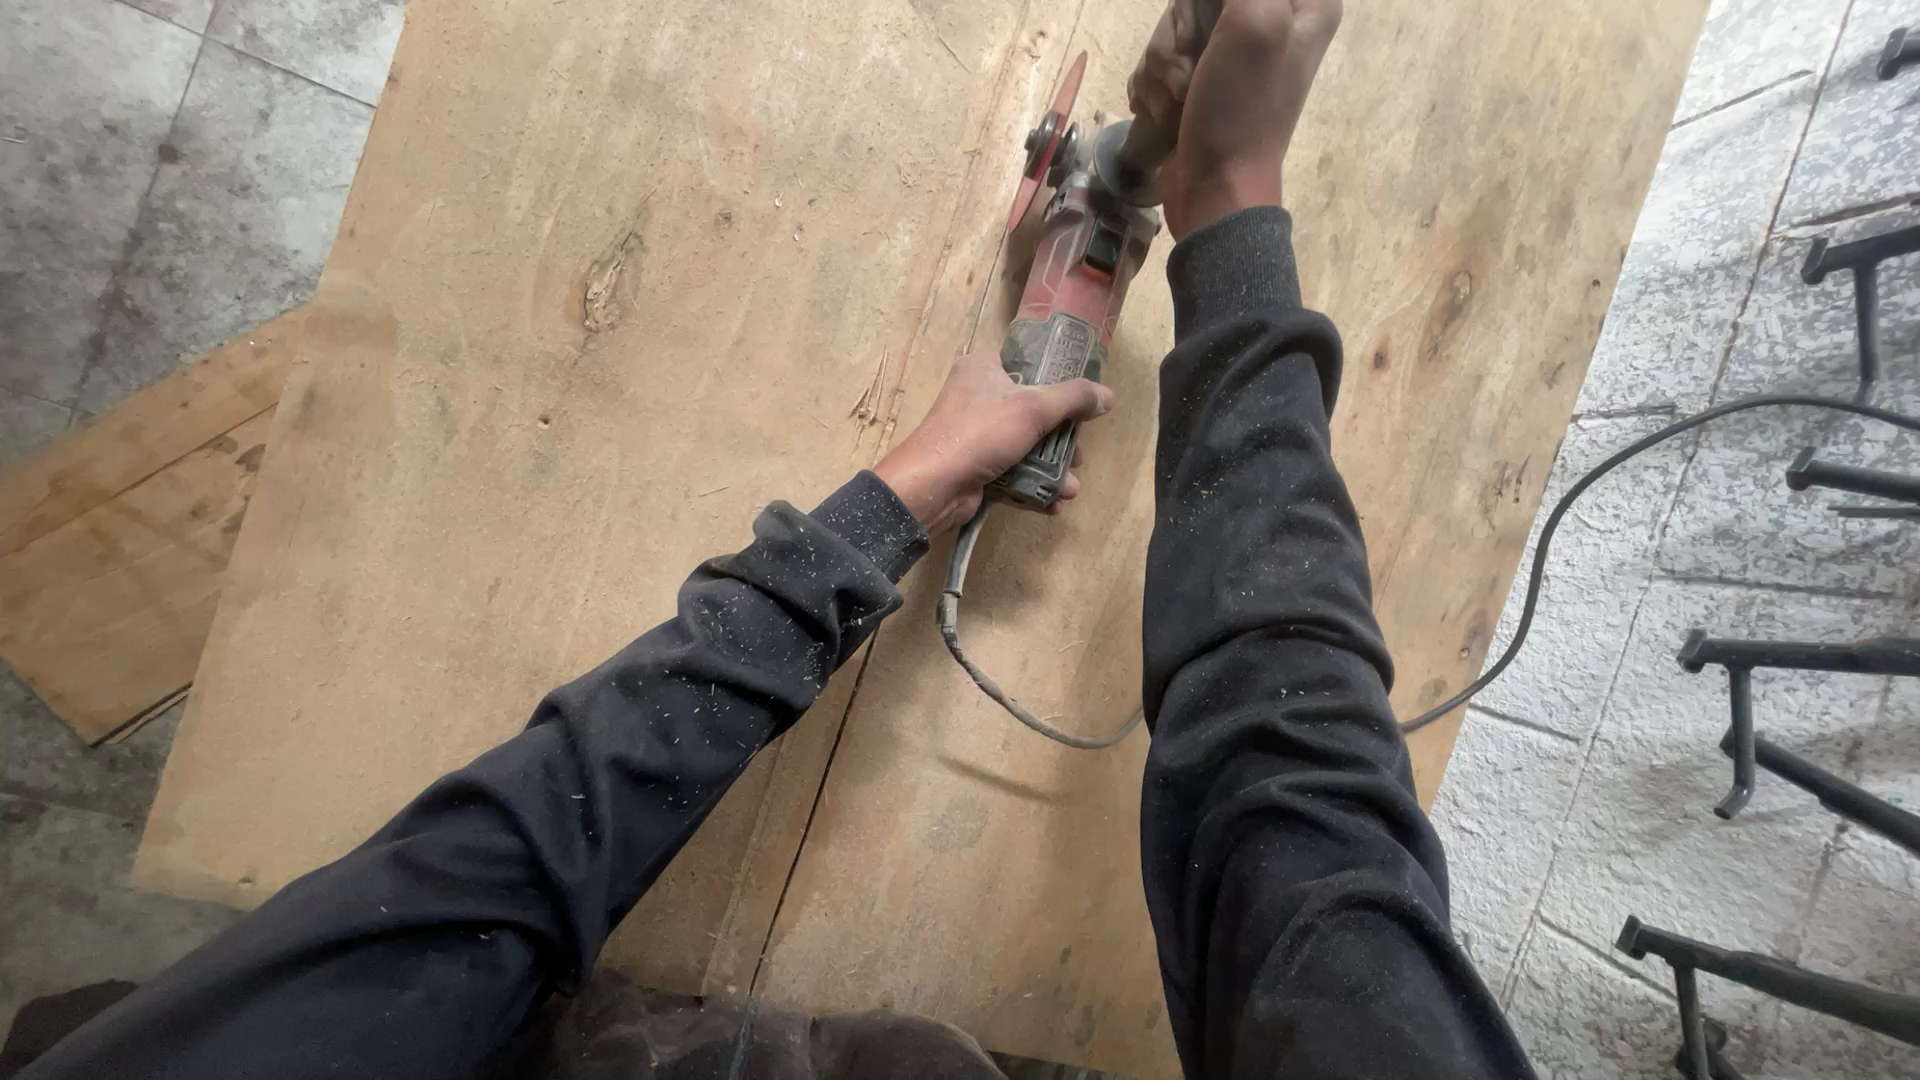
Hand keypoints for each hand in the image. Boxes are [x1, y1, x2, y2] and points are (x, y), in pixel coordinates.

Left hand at [874, 349, 1113, 533]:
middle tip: (1079, 454)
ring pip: (1026, 445)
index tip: (1083, 397)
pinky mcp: (975, 465)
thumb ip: (1073, 398)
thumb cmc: (981, 433)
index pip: (1028, 361)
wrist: (934, 486)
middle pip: (1033, 409)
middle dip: (1062, 438)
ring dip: (1052, 468)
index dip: (1058, 377)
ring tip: (1070, 488)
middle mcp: (978, 395)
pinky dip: (1033, 486)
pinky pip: (1012, 472)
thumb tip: (1108, 396)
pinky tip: (1053, 503)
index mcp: (984, 367)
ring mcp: (976, 433)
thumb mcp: (1034, 408)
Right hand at [1128, 0, 1342, 239]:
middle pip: (1196, 0)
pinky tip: (1161, 114)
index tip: (1209, 34)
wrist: (1215, 190)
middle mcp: (1268, 21)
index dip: (1208, 5)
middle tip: (1185, 78)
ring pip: (1171, 31)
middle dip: (1176, 39)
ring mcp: (1226, 57)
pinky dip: (1152, 91)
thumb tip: (1206, 3)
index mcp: (1302, 1)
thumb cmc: (1240, 111)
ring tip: (1172, 106)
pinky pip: (1157, 66)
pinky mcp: (1194, 86)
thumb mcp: (1253, 21)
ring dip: (1161, 72)